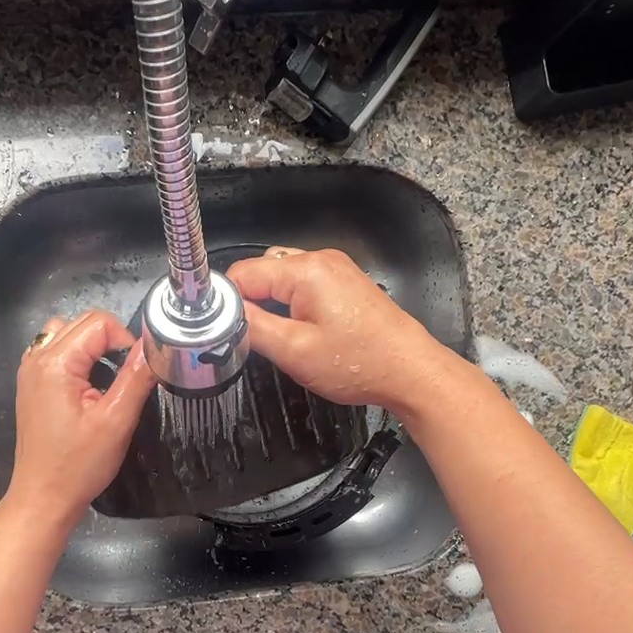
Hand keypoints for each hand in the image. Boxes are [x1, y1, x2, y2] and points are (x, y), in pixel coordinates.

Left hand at [9, 310, 154, 525]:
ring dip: (93, 347)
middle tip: (126, 378)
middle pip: (82, 323)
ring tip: (107, 379)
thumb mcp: (116, 421)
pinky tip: (88, 386)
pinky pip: (55, 352)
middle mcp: (37, 358)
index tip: (137, 373)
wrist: (44, 498)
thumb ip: (136, 378)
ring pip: (67, 333)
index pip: (100, 323)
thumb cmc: (78, 466)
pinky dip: (76, 359)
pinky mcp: (32, 386)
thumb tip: (155, 347)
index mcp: (56, 363)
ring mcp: (30, 371)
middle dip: (112, 342)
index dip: (126, 340)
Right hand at [227, 247, 467, 417]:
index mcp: (305, 270)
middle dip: (250, 303)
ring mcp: (336, 271)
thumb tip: (223, 315)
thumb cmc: (361, 363)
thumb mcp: (294, 351)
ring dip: (271, 306)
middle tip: (251, 339)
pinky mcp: (345, 286)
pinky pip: (304, 287)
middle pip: (261, 272)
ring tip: (278, 339)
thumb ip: (252, 328)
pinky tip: (299, 334)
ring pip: (282, 280)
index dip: (226, 301)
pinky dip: (292, 307)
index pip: (243, 273)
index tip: (222, 328)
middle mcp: (321, 261)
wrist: (410, 371)